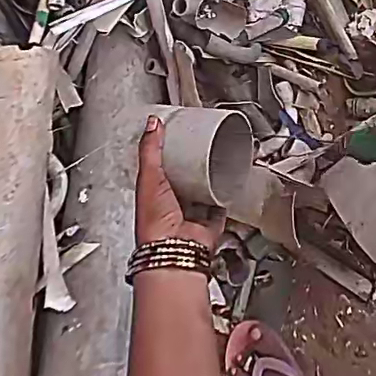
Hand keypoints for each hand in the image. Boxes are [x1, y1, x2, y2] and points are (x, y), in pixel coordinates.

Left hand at [137, 116, 223, 248]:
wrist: (174, 251)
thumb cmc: (154, 222)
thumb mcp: (149, 176)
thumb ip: (150, 149)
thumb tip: (152, 123)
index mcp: (152, 194)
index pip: (158, 169)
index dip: (166, 153)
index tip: (175, 136)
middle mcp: (170, 206)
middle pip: (181, 181)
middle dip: (189, 168)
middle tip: (199, 148)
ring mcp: (189, 217)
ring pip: (200, 194)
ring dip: (207, 182)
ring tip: (215, 163)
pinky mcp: (208, 226)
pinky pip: (218, 210)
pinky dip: (223, 201)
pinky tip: (227, 188)